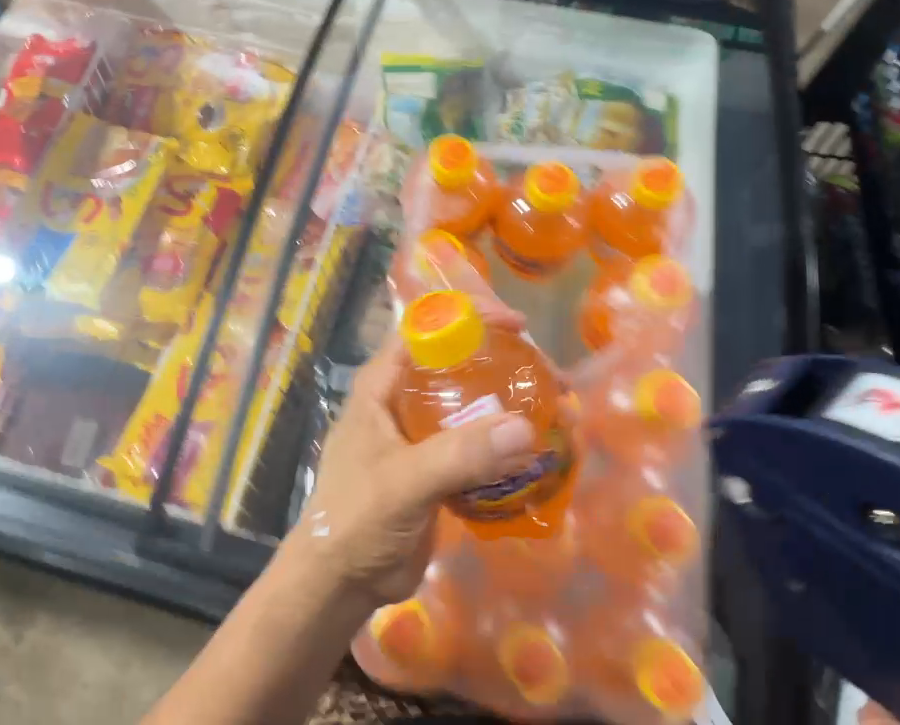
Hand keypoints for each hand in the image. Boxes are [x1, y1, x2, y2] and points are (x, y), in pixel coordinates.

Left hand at [281, 336, 536, 610]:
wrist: (340, 584)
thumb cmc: (356, 520)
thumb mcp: (405, 481)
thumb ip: (460, 455)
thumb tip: (526, 427)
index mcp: (381, 386)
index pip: (424, 330)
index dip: (467, 316)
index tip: (516, 326)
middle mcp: (401, 401)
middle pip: (456, 364)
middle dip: (503, 365)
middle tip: (552, 378)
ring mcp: (420, 436)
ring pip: (471, 406)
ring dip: (512, 407)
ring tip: (559, 413)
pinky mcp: (437, 470)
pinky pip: (476, 446)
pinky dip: (507, 445)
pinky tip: (541, 453)